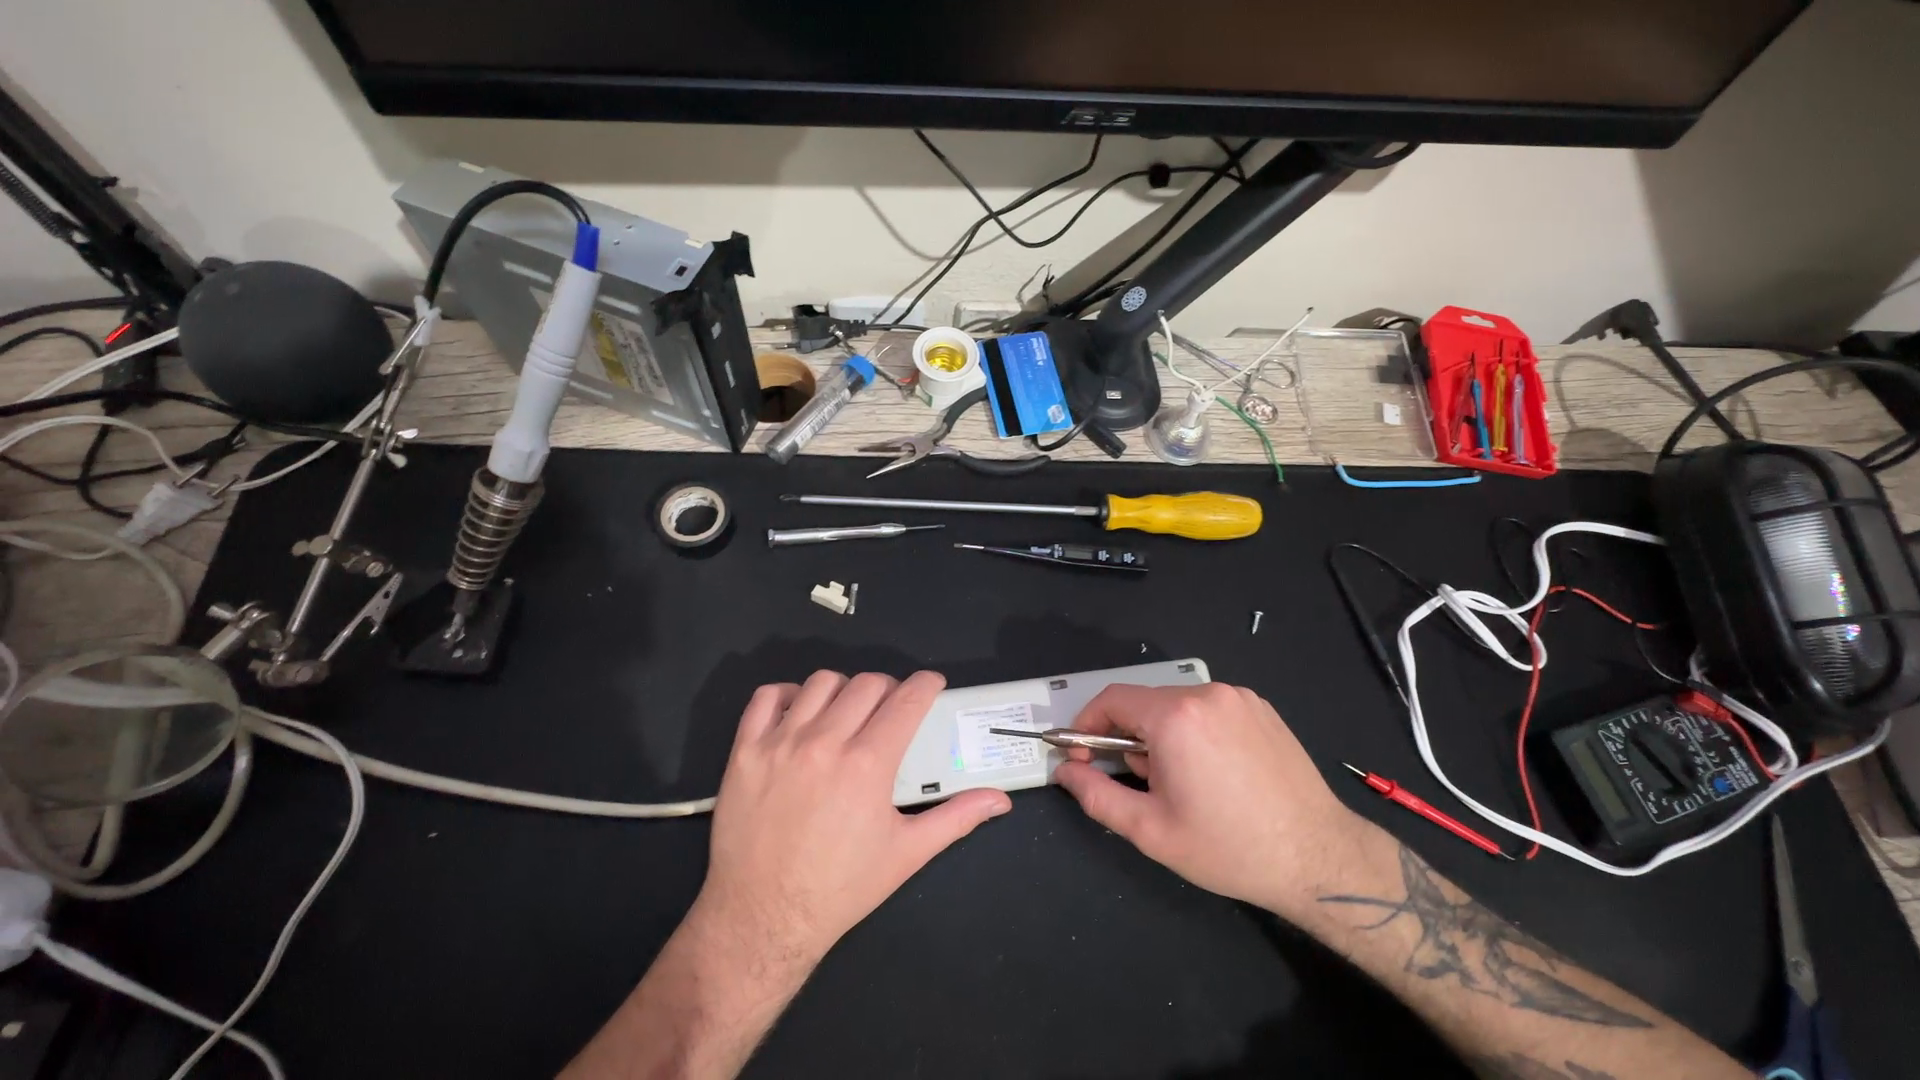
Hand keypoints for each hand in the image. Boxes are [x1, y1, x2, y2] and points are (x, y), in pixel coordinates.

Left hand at [693, 670, 1011, 968]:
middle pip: (867, 684)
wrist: (765, 917)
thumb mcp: (906, 854)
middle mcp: (825, 743)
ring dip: (843, 690)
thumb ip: (956, 818)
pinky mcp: (745, 751)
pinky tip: (801, 715)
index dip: (926, 685)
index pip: (907, 700)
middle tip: (892, 710)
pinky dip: (789, 696)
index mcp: (868, 764)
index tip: (931, 685)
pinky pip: (767, 697)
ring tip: (847, 713)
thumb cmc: (840, 888)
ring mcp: (780, 743)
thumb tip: (999, 800)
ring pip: (821, 683)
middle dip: (890, 688)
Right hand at [1052, 683, 1368, 919]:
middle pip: (1145, 703)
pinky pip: (1210, 711)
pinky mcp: (1263, 710)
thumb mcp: (1150, 830)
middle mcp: (1207, 695)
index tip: (1084, 757)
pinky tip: (1214, 774)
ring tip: (1182, 785)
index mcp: (1176, 717)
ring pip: (1177, 707)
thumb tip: (1065, 771)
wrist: (1318, 856)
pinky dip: (1196, 733)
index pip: (1110, 699)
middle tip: (1140, 783)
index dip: (1087, 725)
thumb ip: (1096, 794)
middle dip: (1128, 737)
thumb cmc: (1227, 846)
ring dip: (1163, 736)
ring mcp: (1240, 699)